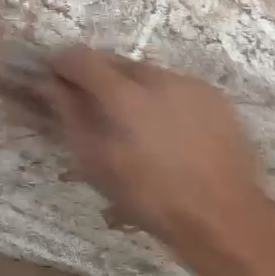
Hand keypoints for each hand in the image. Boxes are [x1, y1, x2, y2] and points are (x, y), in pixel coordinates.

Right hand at [31, 47, 274, 275]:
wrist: (223, 217)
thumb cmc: (149, 197)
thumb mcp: (95, 163)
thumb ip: (70, 116)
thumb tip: (51, 87)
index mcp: (123, 94)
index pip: (80, 58)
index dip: (62, 65)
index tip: (54, 79)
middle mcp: (157, 78)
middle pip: (115, 63)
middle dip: (98, 79)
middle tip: (93, 109)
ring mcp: (190, 84)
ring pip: (147, 74)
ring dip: (131, 89)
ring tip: (133, 127)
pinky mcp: (214, 96)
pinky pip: (176, 88)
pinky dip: (161, 100)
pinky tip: (166, 133)